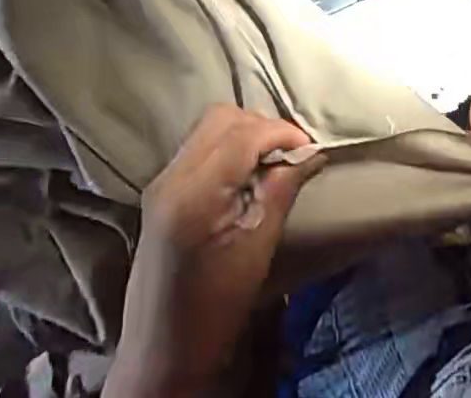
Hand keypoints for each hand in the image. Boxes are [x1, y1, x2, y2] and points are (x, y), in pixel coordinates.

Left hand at [106, 105, 325, 397]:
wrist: (159, 352)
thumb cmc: (214, 310)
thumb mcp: (256, 251)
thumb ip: (279, 192)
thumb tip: (308, 154)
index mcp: (193, 193)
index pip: (240, 135)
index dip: (280, 132)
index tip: (311, 146)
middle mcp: (171, 175)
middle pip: (220, 119)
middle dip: (262, 126)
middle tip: (293, 151)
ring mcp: (161, 179)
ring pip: (208, 127)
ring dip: (245, 132)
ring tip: (274, 159)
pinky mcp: (160, 187)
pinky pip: (199, 145)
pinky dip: (228, 145)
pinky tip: (248, 169)